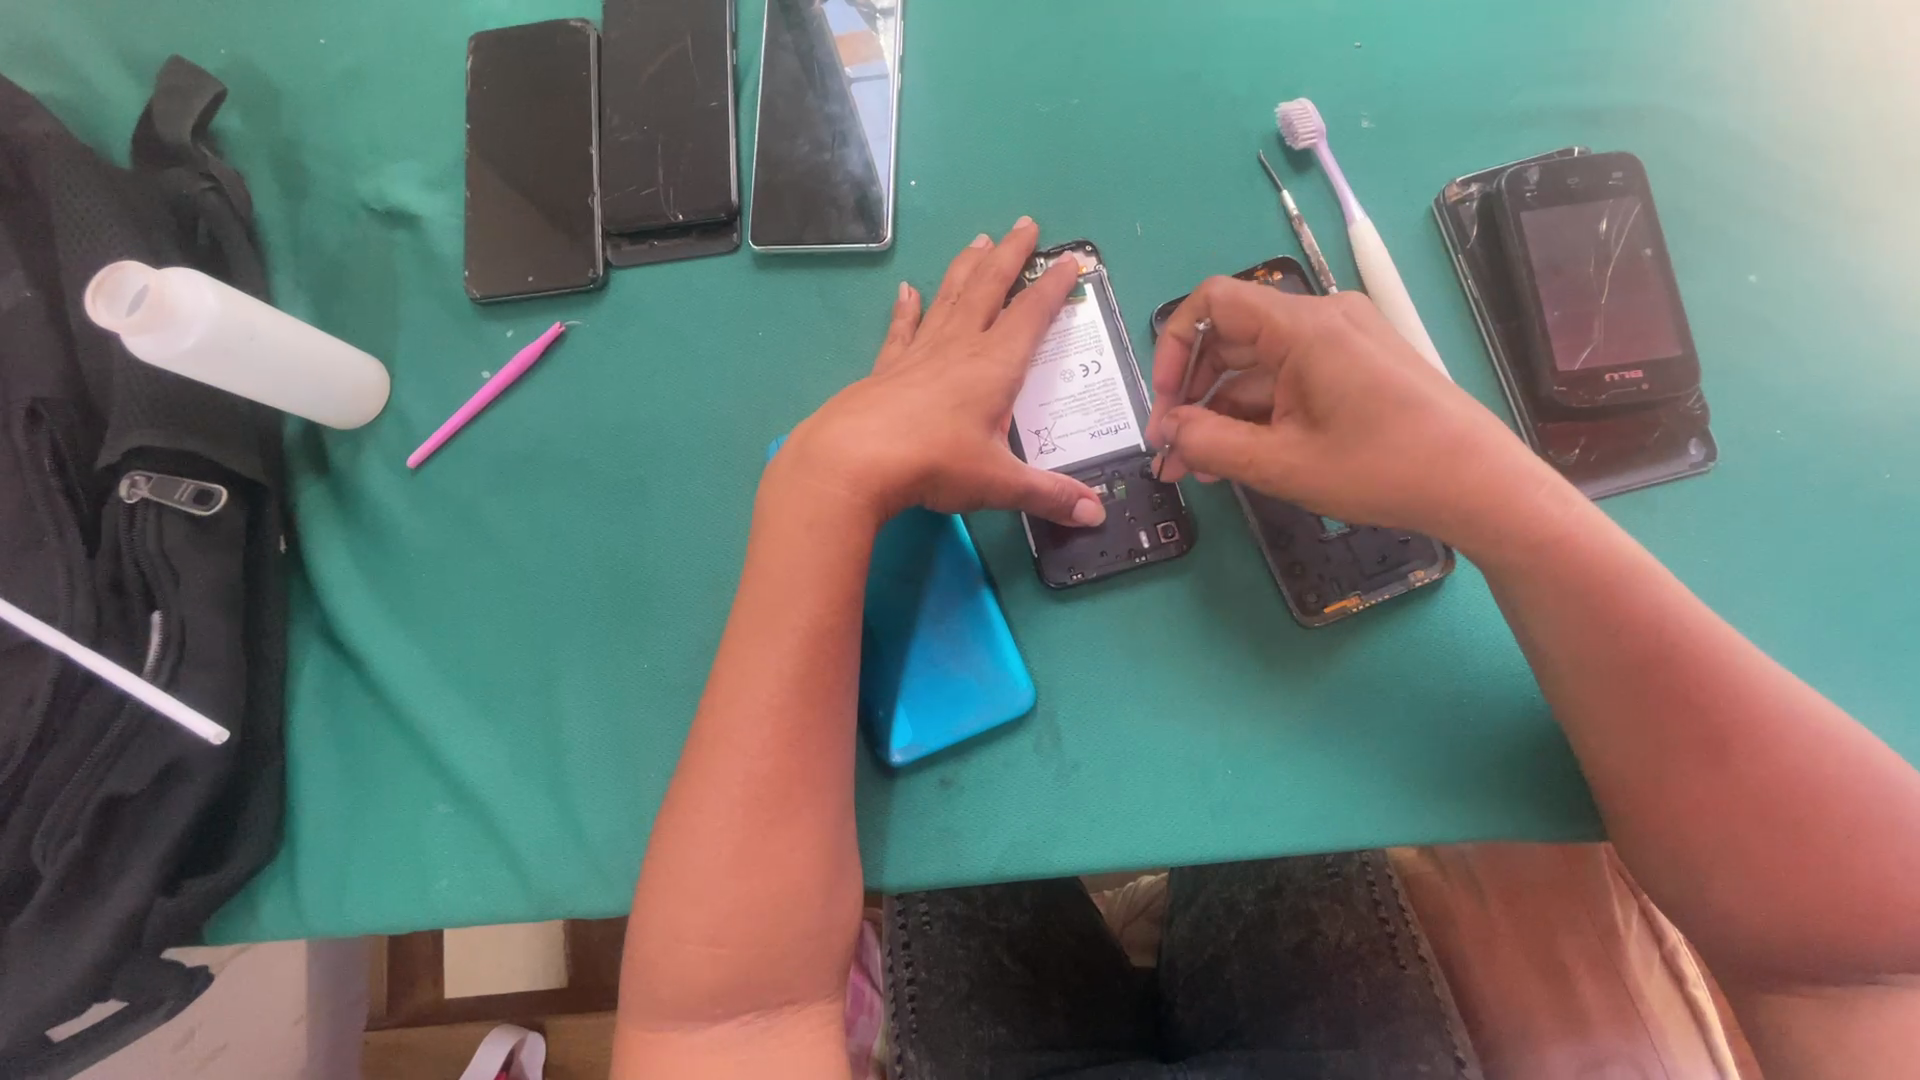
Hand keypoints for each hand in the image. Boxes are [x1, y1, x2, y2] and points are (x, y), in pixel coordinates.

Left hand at [777, 219, 1106, 528]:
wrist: (854, 460)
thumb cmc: (934, 464)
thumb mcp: (1000, 483)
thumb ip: (1048, 495)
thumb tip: (1096, 514)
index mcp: (995, 366)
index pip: (1032, 315)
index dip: (1055, 287)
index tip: (1072, 261)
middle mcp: (959, 347)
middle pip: (989, 289)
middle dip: (1011, 256)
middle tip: (1025, 225)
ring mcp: (919, 353)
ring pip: (949, 298)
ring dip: (966, 268)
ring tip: (978, 241)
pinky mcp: (887, 368)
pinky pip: (902, 330)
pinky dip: (907, 309)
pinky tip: (906, 291)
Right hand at [1144, 278, 1553, 544]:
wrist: (1479, 485)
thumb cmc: (1382, 469)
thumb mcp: (1281, 463)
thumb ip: (1209, 443)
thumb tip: (1166, 432)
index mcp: (1302, 327)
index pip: (1212, 303)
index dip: (1172, 347)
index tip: (1164, 403)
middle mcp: (1321, 320)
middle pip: (1229, 339)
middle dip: (1190, 395)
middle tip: (1171, 450)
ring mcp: (1340, 343)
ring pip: (1255, 368)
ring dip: (1220, 413)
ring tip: (1198, 467)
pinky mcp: (1353, 367)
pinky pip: (1287, 381)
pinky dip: (1256, 414)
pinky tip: (1236, 456)